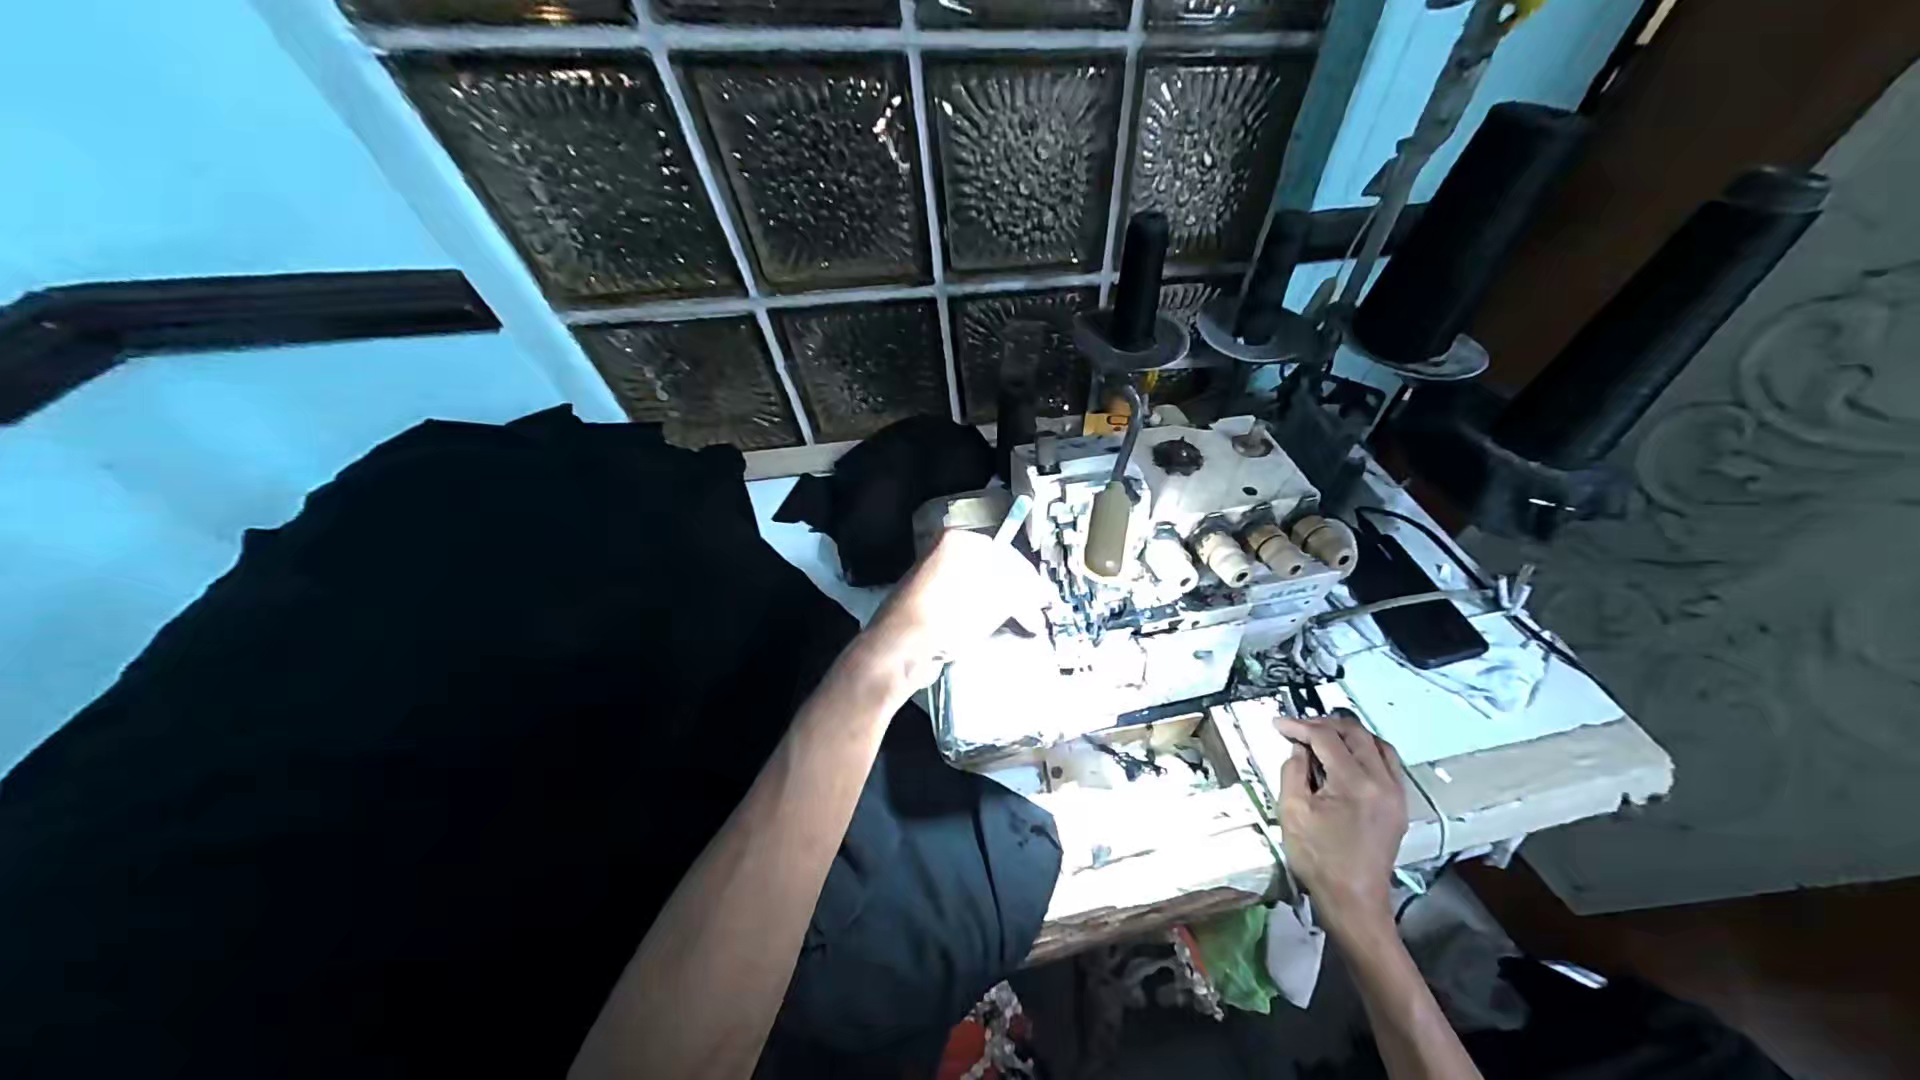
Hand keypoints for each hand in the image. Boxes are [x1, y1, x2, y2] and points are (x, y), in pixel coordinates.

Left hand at [861, 530, 1051, 687]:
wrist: (903, 646)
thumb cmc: (954, 612)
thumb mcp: (1000, 598)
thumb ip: (1026, 592)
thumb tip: (1041, 594)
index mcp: (957, 540)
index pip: (1004, 553)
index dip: (1028, 578)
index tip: (1042, 599)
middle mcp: (939, 554)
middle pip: (989, 572)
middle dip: (1014, 595)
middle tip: (1033, 615)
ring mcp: (928, 581)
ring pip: (974, 592)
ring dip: (998, 609)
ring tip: (1017, 627)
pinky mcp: (922, 607)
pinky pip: (958, 609)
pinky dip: (975, 619)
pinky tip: (988, 634)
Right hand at [1275, 710, 1408, 940]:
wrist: (1353, 900)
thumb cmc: (1318, 859)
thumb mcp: (1292, 811)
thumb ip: (1293, 771)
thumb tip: (1298, 748)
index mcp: (1355, 783)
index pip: (1326, 738)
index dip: (1299, 726)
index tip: (1278, 724)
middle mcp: (1383, 783)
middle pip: (1356, 734)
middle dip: (1324, 724)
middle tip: (1298, 728)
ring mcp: (1397, 794)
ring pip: (1377, 744)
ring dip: (1348, 734)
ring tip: (1321, 736)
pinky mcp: (1399, 805)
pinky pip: (1388, 762)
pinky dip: (1366, 750)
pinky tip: (1345, 756)